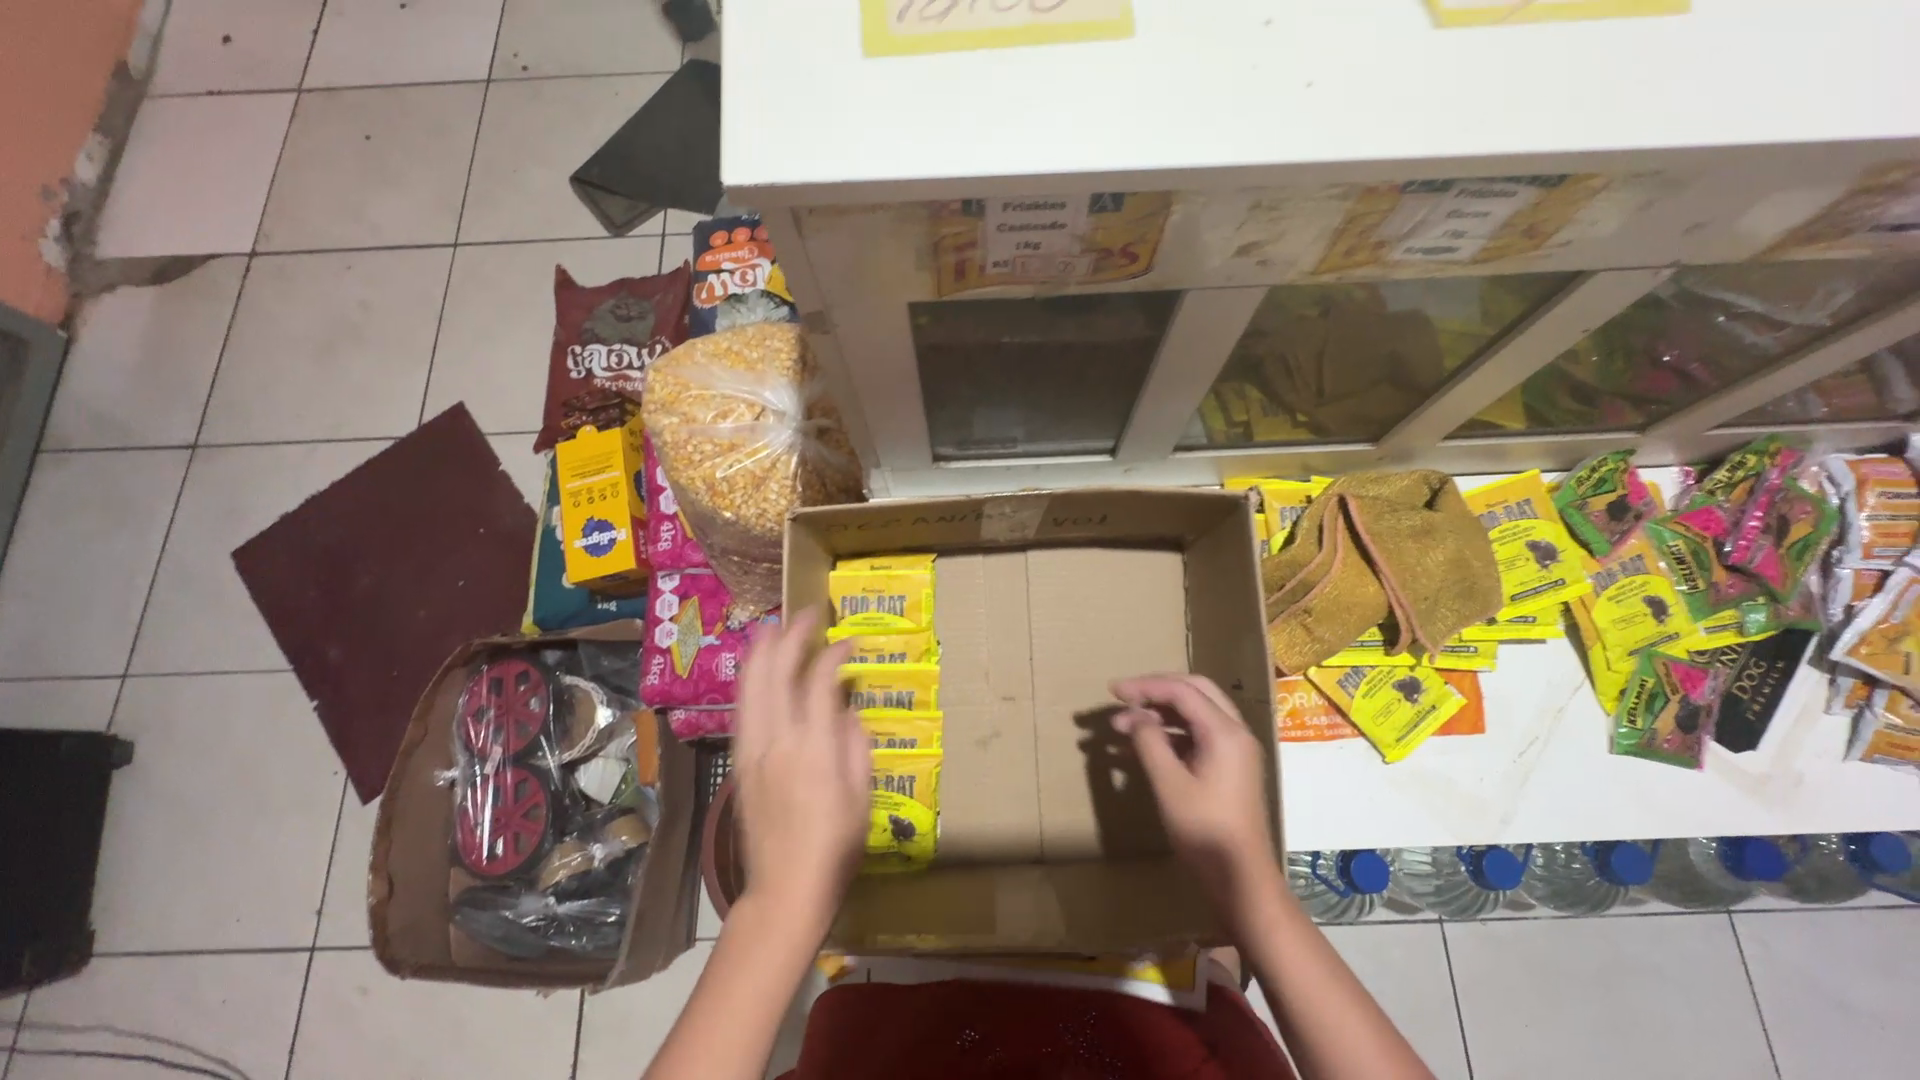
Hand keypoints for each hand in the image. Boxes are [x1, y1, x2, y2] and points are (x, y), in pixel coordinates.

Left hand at [732, 608, 870, 932]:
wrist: (785, 887)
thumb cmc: (835, 846)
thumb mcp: (861, 795)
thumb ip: (855, 745)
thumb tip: (847, 712)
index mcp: (814, 749)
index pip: (819, 681)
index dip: (834, 653)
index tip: (848, 641)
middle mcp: (777, 740)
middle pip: (776, 672)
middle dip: (791, 636)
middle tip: (807, 615)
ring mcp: (752, 750)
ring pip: (750, 686)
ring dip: (761, 652)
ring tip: (772, 627)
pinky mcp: (739, 763)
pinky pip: (742, 709)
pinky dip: (749, 681)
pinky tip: (756, 670)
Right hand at [1111, 674, 1283, 920]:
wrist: (1241, 876)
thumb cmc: (1204, 830)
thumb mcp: (1169, 785)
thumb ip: (1149, 743)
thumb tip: (1132, 717)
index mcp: (1224, 732)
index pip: (1182, 691)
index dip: (1145, 686)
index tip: (1113, 692)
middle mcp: (1235, 732)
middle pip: (1194, 691)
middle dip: (1156, 690)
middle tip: (1123, 698)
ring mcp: (1235, 750)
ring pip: (1197, 712)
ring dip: (1161, 712)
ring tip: (1124, 726)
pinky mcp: (1229, 766)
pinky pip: (1199, 734)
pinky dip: (1171, 732)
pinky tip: (1144, 745)